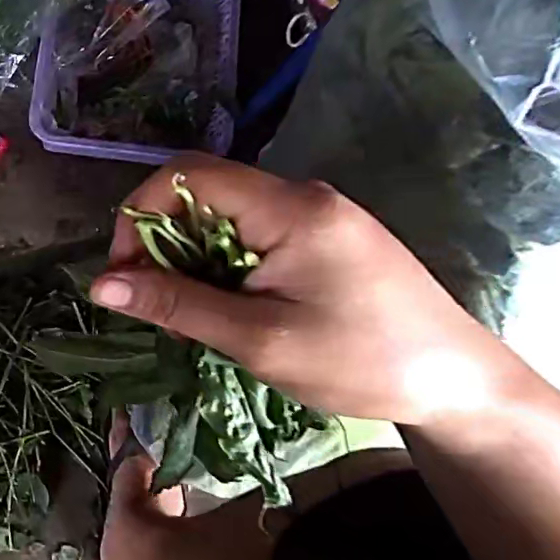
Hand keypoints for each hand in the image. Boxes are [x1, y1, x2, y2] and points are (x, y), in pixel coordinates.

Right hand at [89, 154, 533, 426]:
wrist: (459, 384)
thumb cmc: (360, 362)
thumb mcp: (257, 339)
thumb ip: (177, 305)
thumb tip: (100, 285)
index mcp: (288, 207)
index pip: (186, 175)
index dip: (139, 214)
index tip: (123, 273)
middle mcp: (300, 195)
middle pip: (202, 193)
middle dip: (162, 243)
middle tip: (156, 305)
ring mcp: (315, 214)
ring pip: (224, 216)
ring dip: (190, 259)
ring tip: (190, 316)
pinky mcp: (322, 236)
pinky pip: (252, 234)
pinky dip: (221, 266)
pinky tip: (226, 308)